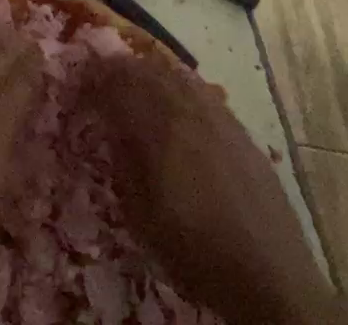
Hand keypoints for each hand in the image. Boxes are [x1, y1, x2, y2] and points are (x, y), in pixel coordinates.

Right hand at [86, 58, 342, 324]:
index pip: (116, 85)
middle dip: (117, 70)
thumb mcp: (140, 216)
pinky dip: (178, 85)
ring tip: (132, 83)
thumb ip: (122, 163)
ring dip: (148, 72)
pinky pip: (202, 91)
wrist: (270, 277)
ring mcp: (220, 118)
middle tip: (98, 80)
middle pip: (146, 70)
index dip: (92, 81)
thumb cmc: (195, 252)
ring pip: (177, 74)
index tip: (77, 89)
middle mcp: (189, 112)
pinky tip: (174, 101)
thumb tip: (112, 128)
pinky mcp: (241, 131)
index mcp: (159, 130)